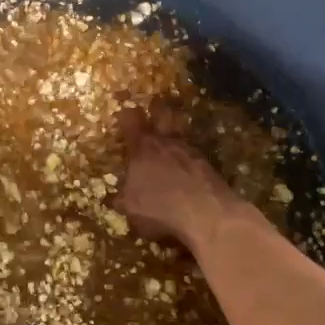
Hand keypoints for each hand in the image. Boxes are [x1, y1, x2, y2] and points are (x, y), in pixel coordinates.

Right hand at [114, 108, 247, 248]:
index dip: (125, 115)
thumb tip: (116, 199)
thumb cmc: (161, 208)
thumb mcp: (132, 209)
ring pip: (180, 132)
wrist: (207, 215)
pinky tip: (185, 170)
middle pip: (163, 112)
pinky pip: (193, 153)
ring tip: (168, 144)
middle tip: (151, 111)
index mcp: (142, 148)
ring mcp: (190, 151)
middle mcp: (167, 142)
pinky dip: (187, 158)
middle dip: (156, 109)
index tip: (122, 116)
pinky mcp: (208, 164)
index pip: (130, 119)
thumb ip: (123, 199)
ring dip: (174, 133)